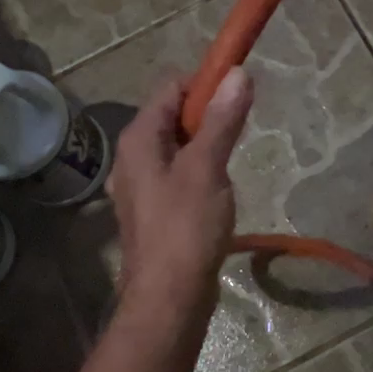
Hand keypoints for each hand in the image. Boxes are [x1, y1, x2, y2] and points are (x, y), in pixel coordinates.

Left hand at [106, 68, 253, 304]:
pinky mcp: (154, 212)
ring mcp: (141, 186)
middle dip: (209, 118)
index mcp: (138, 139)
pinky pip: (179, 176)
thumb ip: (221, 120)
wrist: (169, 298)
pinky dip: (200, 174)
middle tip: (239, 135)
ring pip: (178, 148)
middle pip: (174, 116)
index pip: (172, 87)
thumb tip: (237, 74)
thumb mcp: (207, 168)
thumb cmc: (185, 228)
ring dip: (207, 148)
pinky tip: (218, 194)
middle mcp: (132, 157)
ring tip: (229, 168)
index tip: (240, 96)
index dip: (206, 84)